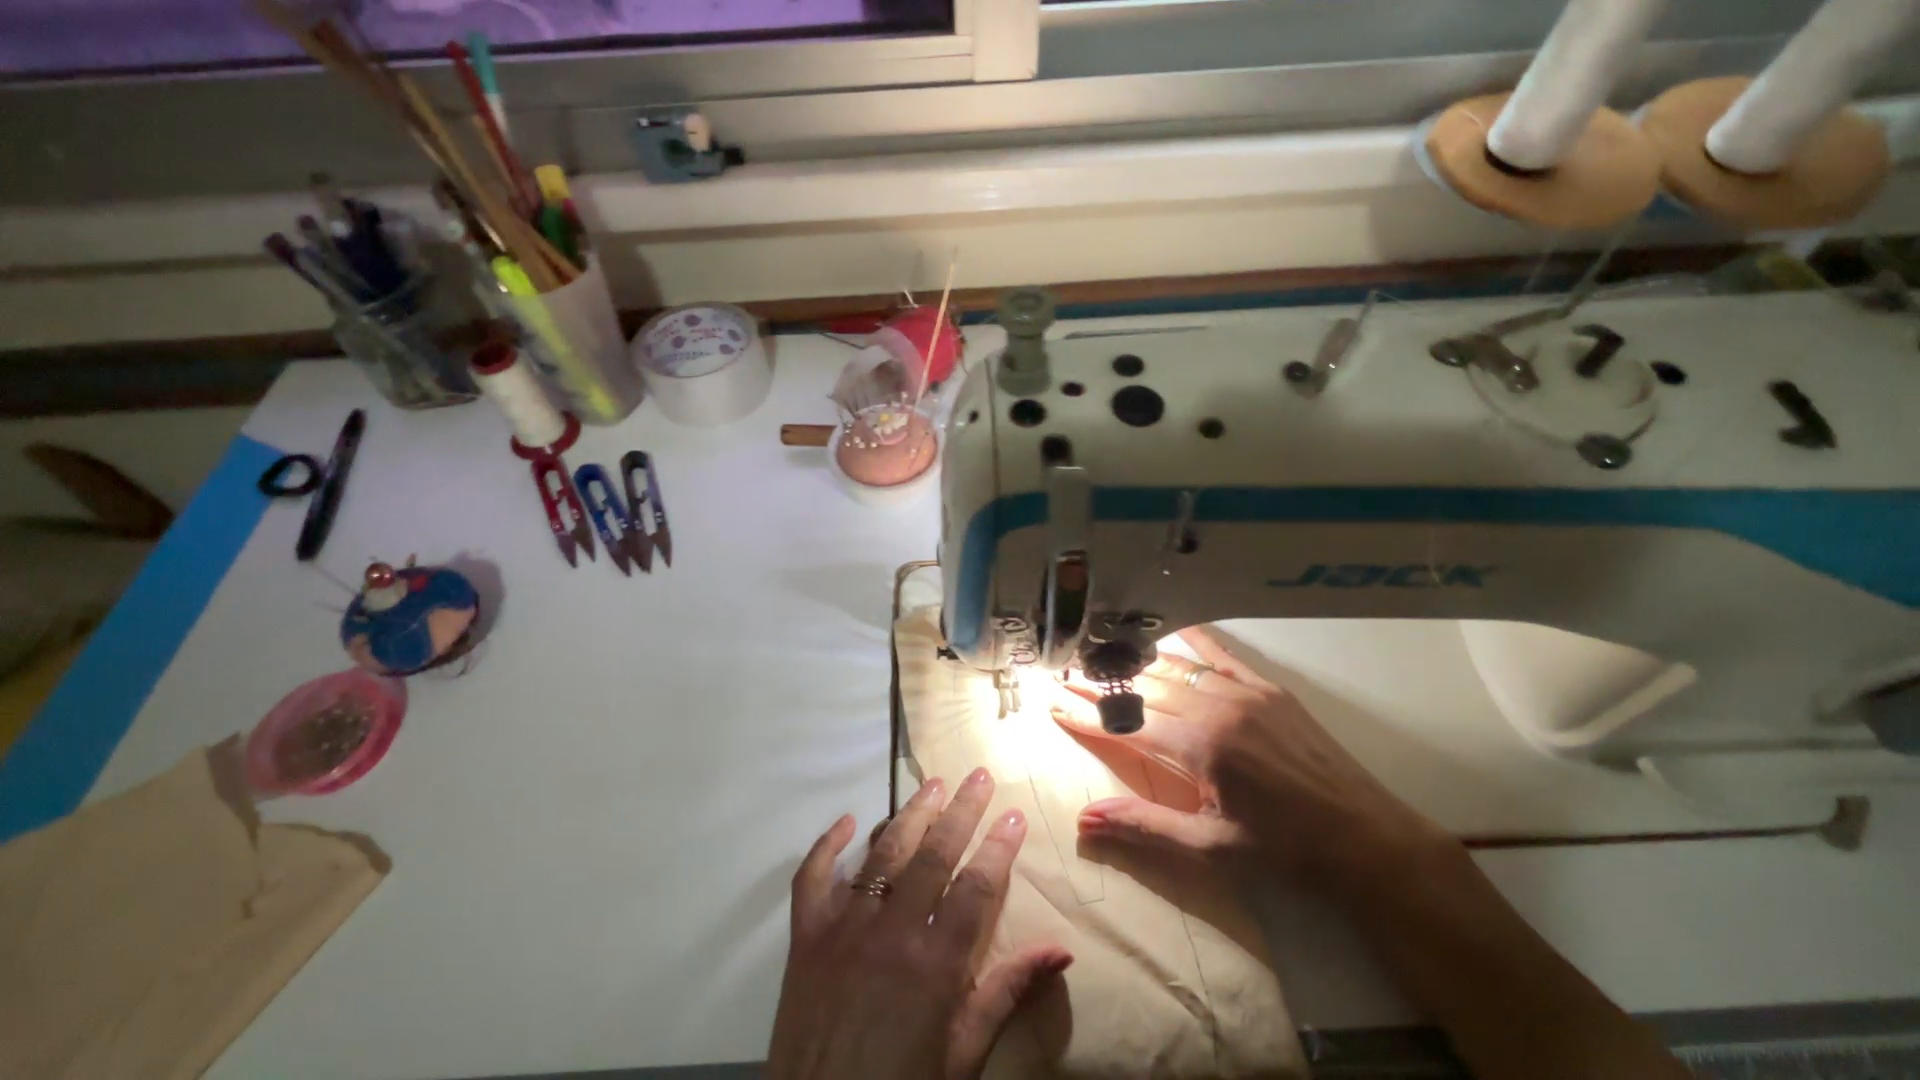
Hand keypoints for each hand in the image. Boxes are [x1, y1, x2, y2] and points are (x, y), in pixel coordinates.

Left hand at [768, 769, 1072, 1079]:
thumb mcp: (963, 1054)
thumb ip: (1005, 994)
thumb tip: (1061, 950)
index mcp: (935, 962)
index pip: (976, 886)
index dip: (999, 847)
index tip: (1015, 814)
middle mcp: (891, 931)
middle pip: (932, 855)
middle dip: (960, 811)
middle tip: (978, 775)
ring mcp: (844, 928)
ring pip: (881, 855)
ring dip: (910, 815)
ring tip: (932, 785)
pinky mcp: (806, 936)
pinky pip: (813, 878)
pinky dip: (827, 846)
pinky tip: (846, 821)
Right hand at [1051, 626, 1450, 892]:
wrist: (1368, 840)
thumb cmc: (1286, 853)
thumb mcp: (1211, 847)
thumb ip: (1145, 825)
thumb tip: (1084, 819)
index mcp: (1201, 748)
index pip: (1127, 724)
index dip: (1086, 715)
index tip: (1053, 703)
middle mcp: (1218, 708)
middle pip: (1145, 688)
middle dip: (1102, 683)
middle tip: (1065, 673)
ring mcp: (1246, 693)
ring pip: (1177, 666)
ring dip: (1135, 661)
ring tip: (1100, 652)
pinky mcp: (1270, 690)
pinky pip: (1220, 655)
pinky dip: (1188, 641)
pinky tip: (1165, 630)